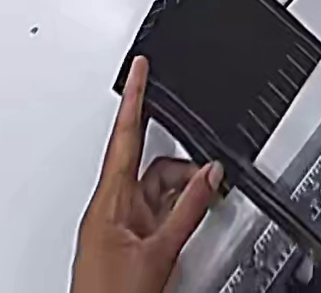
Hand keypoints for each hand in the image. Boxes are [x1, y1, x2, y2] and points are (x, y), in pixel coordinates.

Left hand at [71, 57, 223, 292]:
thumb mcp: (159, 252)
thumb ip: (189, 208)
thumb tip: (211, 173)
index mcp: (109, 201)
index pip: (123, 134)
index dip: (133, 97)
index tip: (138, 69)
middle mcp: (112, 208)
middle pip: (149, 162)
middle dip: (178, 154)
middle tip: (196, 140)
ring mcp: (120, 226)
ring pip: (158, 187)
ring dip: (184, 190)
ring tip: (207, 197)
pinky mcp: (129, 243)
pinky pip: (158, 210)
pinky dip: (179, 209)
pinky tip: (193, 215)